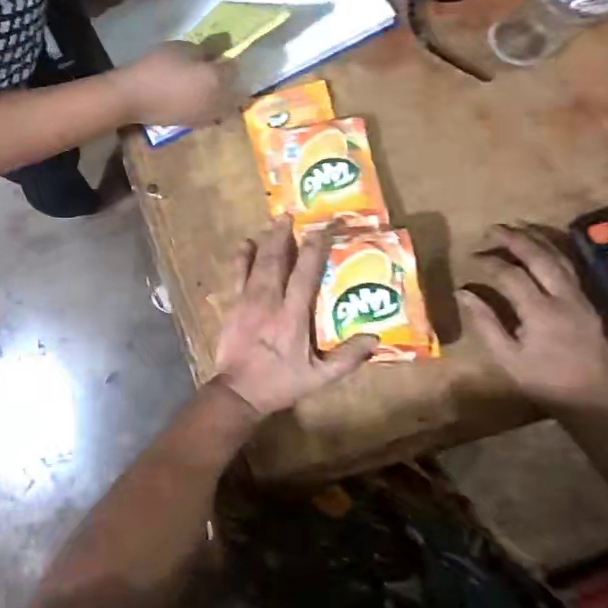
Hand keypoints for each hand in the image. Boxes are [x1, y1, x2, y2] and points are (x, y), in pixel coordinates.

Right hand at [115, 42, 239, 126]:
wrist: (133, 96)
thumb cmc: (158, 67)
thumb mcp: (182, 48)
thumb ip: (205, 50)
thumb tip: (218, 52)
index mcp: (217, 79)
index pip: (234, 69)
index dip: (230, 61)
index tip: (222, 56)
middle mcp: (217, 100)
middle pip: (235, 94)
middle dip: (231, 84)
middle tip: (221, 74)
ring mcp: (205, 115)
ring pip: (224, 109)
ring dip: (223, 100)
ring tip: (212, 89)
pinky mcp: (192, 125)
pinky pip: (210, 116)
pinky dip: (210, 109)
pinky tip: (199, 101)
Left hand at [213, 220, 376, 416]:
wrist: (238, 392)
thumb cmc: (281, 383)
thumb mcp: (319, 377)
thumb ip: (347, 358)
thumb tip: (374, 339)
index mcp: (292, 316)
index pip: (305, 274)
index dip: (314, 249)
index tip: (322, 229)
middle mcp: (269, 301)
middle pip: (278, 260)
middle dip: (285, 235)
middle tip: (291, 215)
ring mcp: (248, 301)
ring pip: (258, 263)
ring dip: (267, 241)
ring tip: (274, 222)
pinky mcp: (232, 306)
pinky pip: (237, 275)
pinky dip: (242, 258)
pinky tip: (245, 244)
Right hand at [457, 224, 607, 412]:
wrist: (593, 399)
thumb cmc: (544, 381)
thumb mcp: (508, 358)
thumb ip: (485, 322)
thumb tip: (463, 292)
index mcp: (541, 312)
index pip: (511, 274)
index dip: (489, 262)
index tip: (471, 258)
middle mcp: (563, 297)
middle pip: (539, 257)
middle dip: (514, 239)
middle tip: (492, 229)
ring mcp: (579, 297)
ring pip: (558, 257)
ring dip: (535, 239)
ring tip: (514, 228)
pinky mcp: (587, 301)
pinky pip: (568, 266)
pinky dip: (551, 251)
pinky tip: (539, 247)